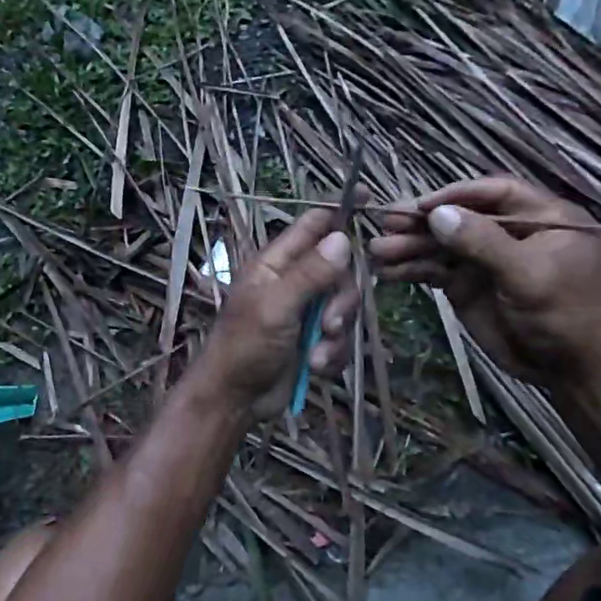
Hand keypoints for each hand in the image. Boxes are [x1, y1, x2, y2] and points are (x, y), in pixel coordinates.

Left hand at [198, 208, 360, 417]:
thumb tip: (342, 237)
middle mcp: (294, 282)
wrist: (234, 400)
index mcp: (276, 264)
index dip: (338, 213)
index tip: (366, 200)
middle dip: (341, 303)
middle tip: (328, 326)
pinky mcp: (314, 341)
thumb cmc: (244, 347)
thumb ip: (310, 274)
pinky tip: (316, 369)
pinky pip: (341, 338)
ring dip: (336, 336)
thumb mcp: (276, 307)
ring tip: (316, 356)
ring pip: (344, 308)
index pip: (313, 226)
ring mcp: (305, 312)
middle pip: (341, 272)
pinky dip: (334, 355)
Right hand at [369, 177, 600, 385]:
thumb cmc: (567, 314)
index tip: (421, 207)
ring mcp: (485, 261)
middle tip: (385, 226)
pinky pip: (436, 272)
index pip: (492, 193)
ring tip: (376, 253)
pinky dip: (412, 270)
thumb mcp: (529, 274)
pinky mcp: (468, 288)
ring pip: (442, 246)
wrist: (577, 370)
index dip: (455, 196)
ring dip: (410, 248)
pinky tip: (387, 271)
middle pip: (459, 218)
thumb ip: (483, 243)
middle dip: (422, 223)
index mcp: (539, 217)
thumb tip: (438, 215)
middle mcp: (508, 233)